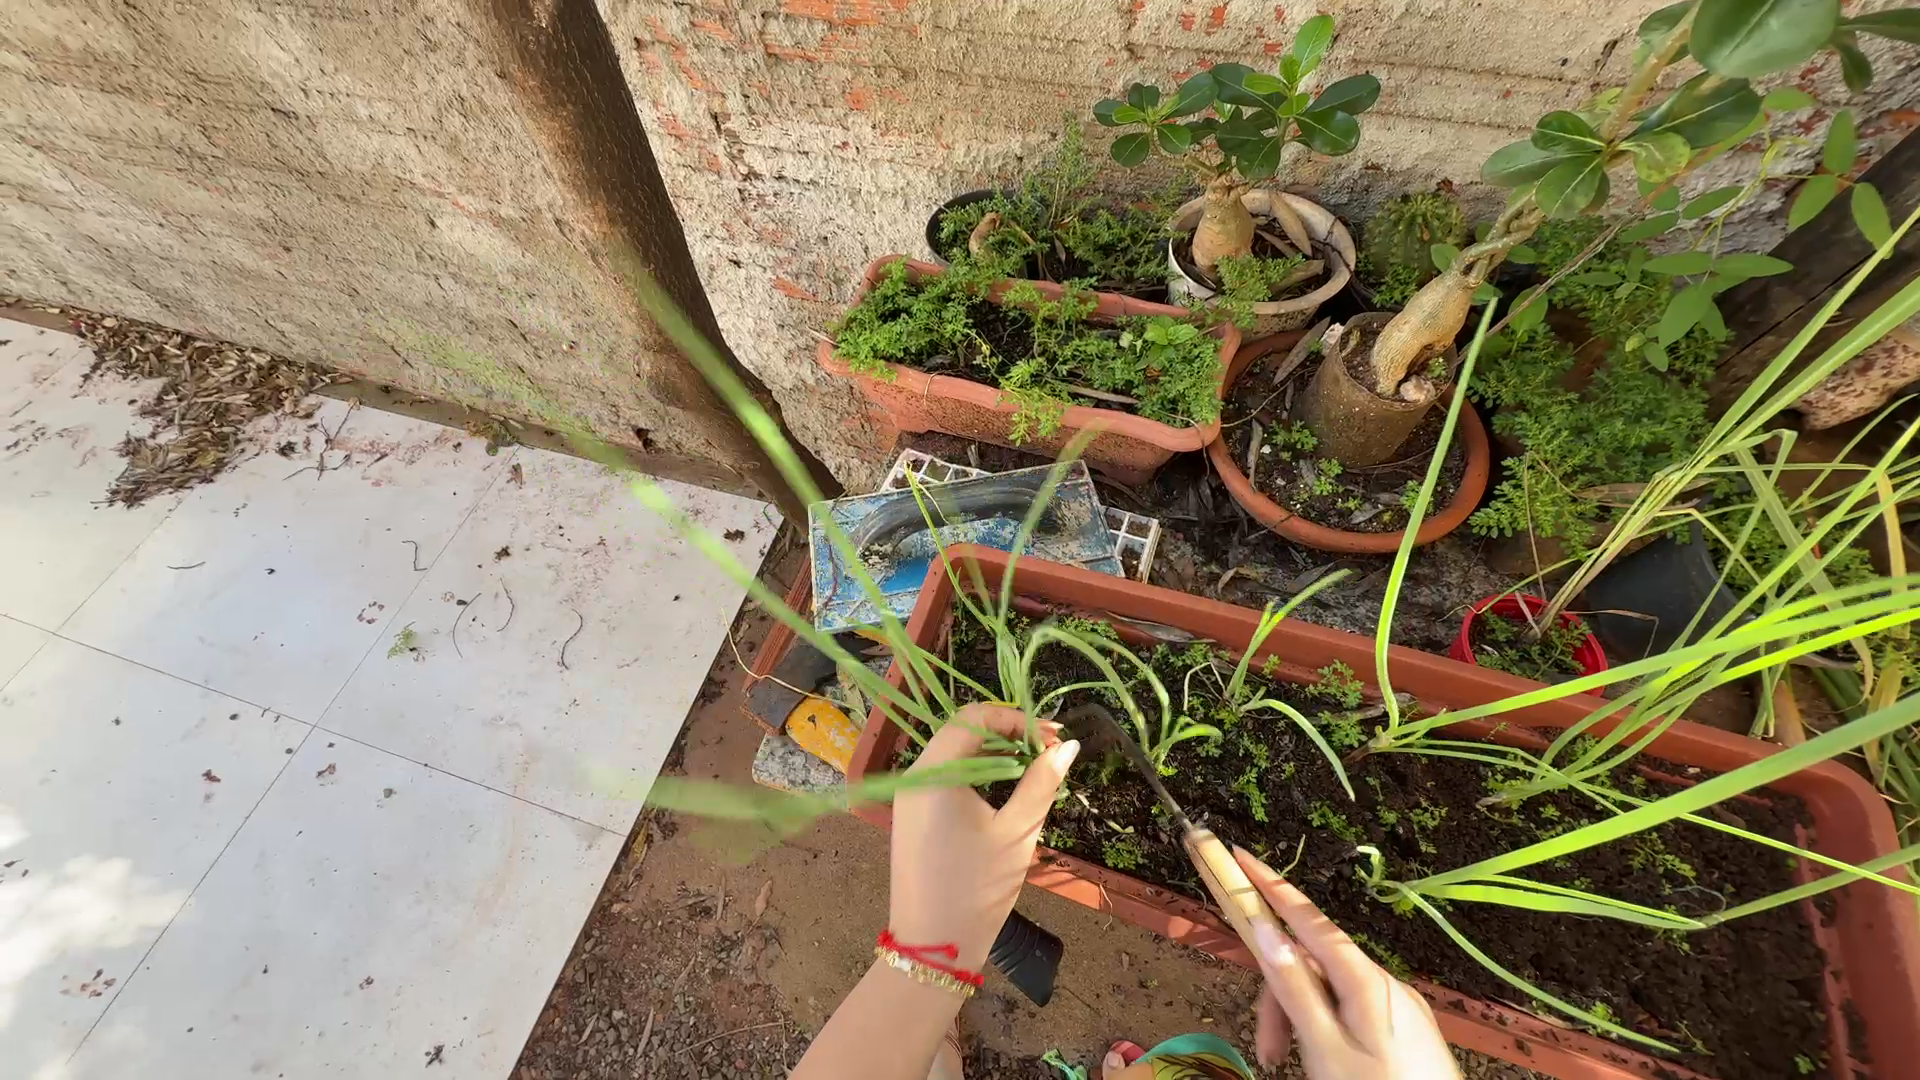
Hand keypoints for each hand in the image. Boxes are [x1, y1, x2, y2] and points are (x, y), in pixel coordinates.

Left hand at [888, 703, 1079, 969]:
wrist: (933, 949)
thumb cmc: (978, 889)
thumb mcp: (1018, 832)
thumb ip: (1042, 782)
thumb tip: (1069, 745)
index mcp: (934, 772)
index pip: (975, 717)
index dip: (1016, 718)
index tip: (1053, 736)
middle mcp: (915, 774)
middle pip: (963, 730)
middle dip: (1008, 733)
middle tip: (1049, 751)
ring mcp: (910, 794)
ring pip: (955, 752)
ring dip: (995, 753)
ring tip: (1035, 767)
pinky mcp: (913, 812)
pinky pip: (946, 775)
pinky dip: (977, 773)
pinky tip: (1007, 786)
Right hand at [1233, 847, 1459, 1078]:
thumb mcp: (1324, 1048)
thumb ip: (1294, 987)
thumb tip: (1263, 928)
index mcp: (1365, 980)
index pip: (1307, 918)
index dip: (1270, 885)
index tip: (1239, 854)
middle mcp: (1385, 982)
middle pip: (1314, 966)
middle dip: (1281, 996)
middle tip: (1266, 1047)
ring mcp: (1400, 1007)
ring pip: (1330, 992)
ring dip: (1300, 1020)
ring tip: (1285, 1061)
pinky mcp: (1408, 1031)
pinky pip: (1352, 1011)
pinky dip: (1326, 1028)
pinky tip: (1322, 1062)